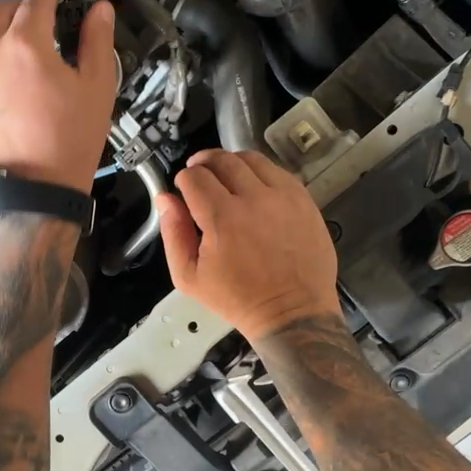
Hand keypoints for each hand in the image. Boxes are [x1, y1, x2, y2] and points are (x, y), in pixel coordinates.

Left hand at [0, 0, 118, 192]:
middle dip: (20, 10)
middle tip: (40, 23)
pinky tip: (11, 99)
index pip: (35, 0)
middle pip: (0, 12)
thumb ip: (97, 41)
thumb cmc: (72, 141)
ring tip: (26, 67)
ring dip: (4, 45)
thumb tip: (99, 10)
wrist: (36, 191)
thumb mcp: (97, 88)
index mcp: (27, 45)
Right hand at [158, 150, 340, 341]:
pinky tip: (255, 188)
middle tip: (199, 175)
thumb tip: (166, 199)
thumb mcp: (189, 277)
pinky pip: (278, 171)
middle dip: (204, 163)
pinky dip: (261, 173)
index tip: (184, 191)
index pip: (194, 176)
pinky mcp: (304, 200)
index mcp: (222, 217)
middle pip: (222, 160)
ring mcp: (283, 196)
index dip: (183, 180)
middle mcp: (254, 199)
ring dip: (233, 163)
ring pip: (252, 159)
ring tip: (227, 177)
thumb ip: (173, 233)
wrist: (291, 311)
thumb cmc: (237, 298)